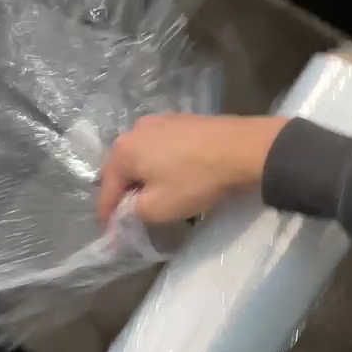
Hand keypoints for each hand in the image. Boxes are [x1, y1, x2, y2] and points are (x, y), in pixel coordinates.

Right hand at [99, 114, 287, 224]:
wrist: (245, 148)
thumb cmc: (196, 180)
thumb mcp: (158, 208)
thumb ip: (132, 213)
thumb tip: (124, 213)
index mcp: (124, 149)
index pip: (107, 188)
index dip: (108, 213)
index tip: (111, 232)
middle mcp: (138, 128)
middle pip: (124, 167)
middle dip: (126, 191)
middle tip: (131, 214)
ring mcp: (163, 120)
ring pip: (145, 155)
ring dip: (146, 175)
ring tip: (154, 195)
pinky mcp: (186, 119)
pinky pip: (164, 146)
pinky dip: (164, 162)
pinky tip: (175, 175)